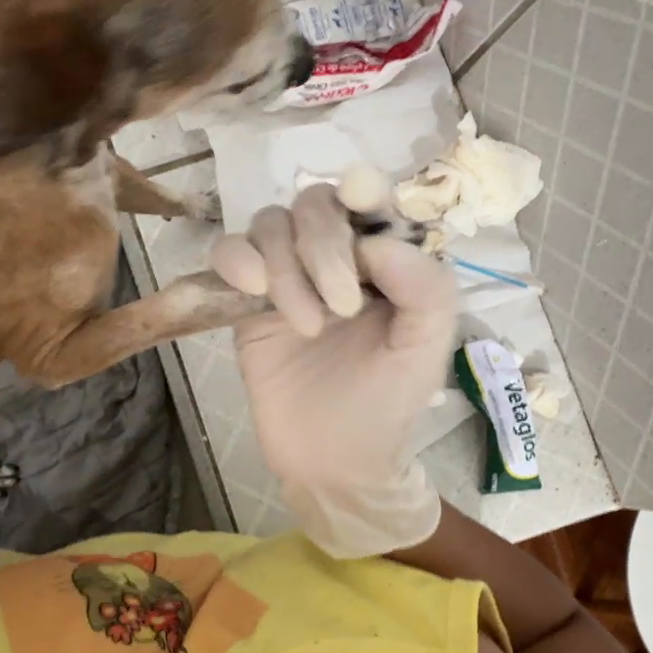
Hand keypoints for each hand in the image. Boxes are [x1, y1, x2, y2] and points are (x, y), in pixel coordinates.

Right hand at [208, 183, 457, 557]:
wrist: (331, 461)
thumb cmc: (386, 405)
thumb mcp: (426, 349)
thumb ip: (425, 288)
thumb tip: (378, 242)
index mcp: (384, 262)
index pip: (370, 202)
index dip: (364, 192)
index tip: (363, 201)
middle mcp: (332, 259)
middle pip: (314, 205)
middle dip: (324, 247)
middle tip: (341, 307)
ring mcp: (284, 277)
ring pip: (270, 224)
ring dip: (285, 266)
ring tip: (305, 325)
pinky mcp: (243, 302)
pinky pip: (227, 252)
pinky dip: (235, 259)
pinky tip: (252, 293)